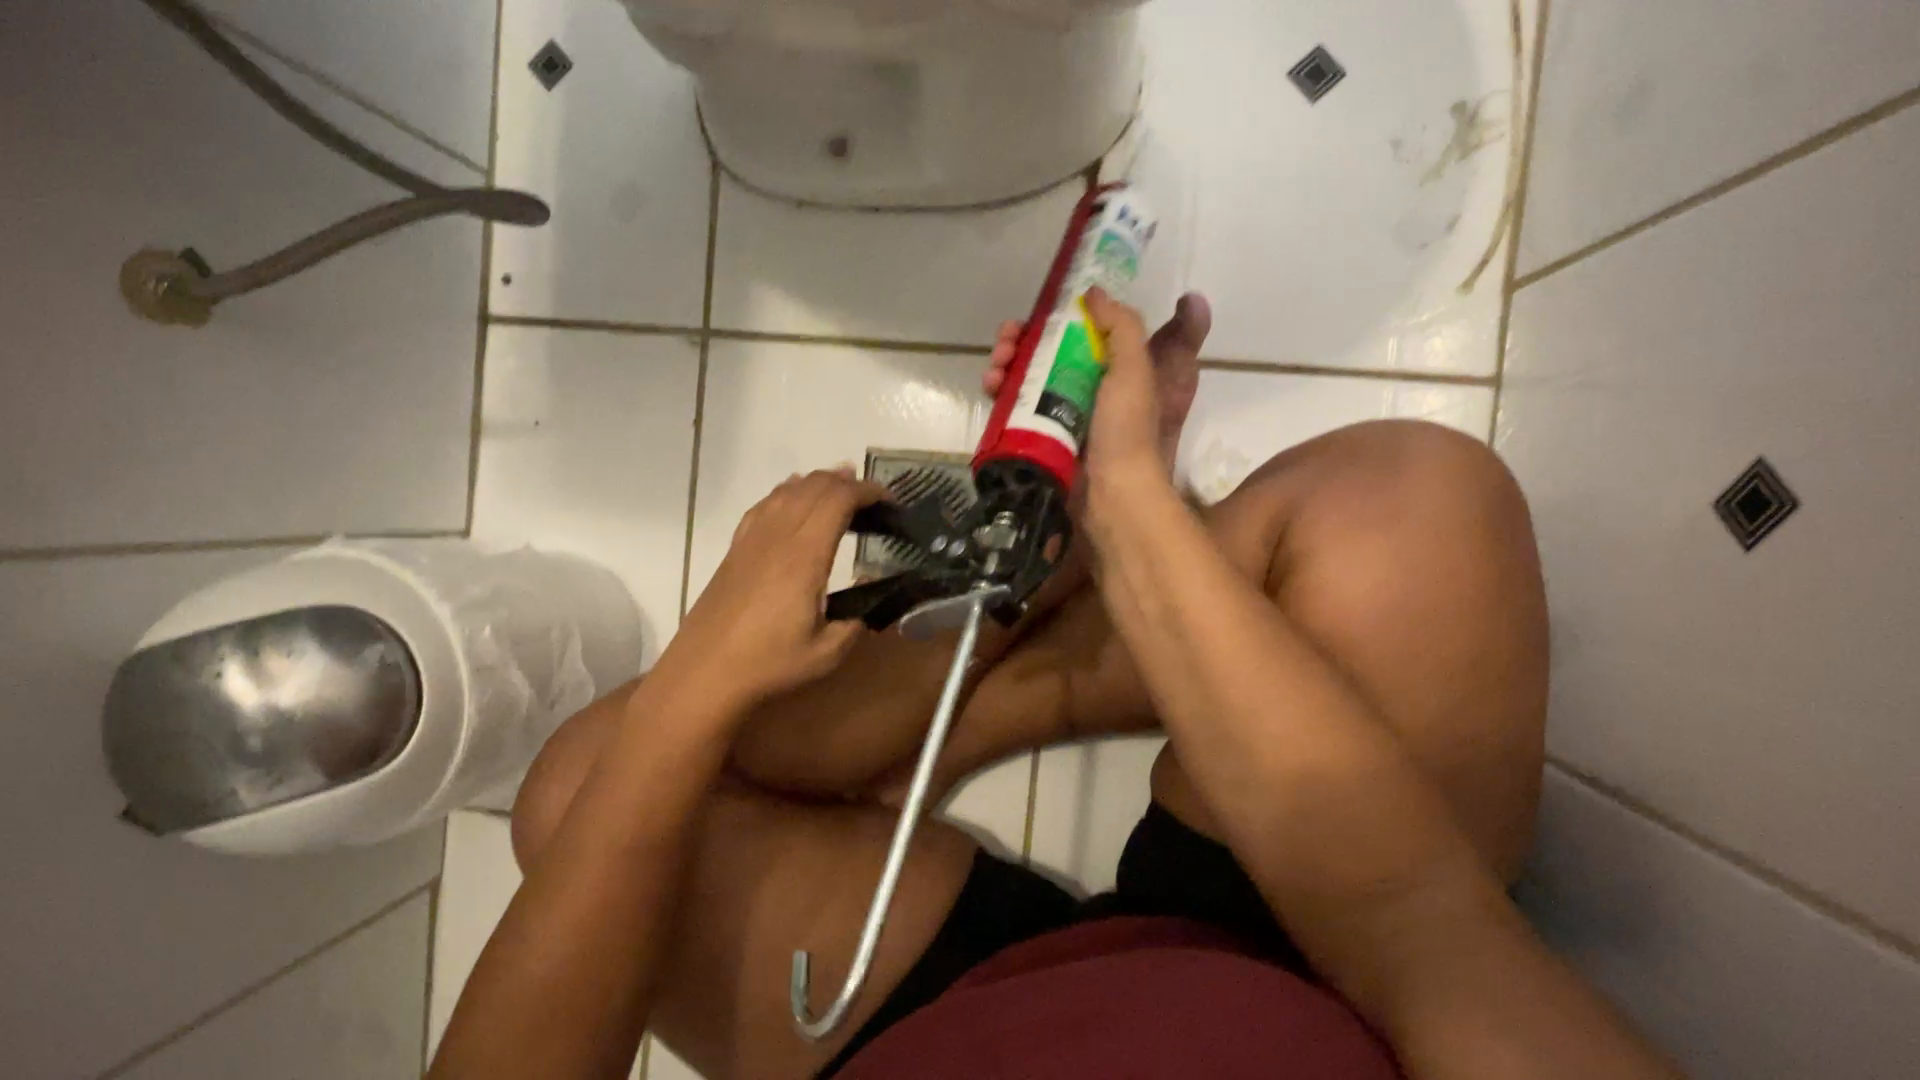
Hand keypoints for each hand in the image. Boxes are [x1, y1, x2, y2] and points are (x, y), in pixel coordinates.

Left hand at [658, 469, 887, 712]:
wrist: (704, 672)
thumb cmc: (769, 664)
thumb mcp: (827, 652)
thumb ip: (858, 618)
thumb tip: (869, 587)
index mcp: (804, 557)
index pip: (838, 501)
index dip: (866, 491)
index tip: (889, 501)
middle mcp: (778, 537)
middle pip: (814, 487)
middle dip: (847, 483)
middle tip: (872, 497)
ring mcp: (752, 540)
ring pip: (787, 490)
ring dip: (818, 483)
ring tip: (840, 488)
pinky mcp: (735, 549)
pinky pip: (764, 505)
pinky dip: (787, 492)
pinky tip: (794, 497)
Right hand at [984, 290, 1209, 482]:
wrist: (1111, 497)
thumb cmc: (1128, 432)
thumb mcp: (1136, 370)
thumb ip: (1122, 327)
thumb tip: (1094, 293)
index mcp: (1120, 371)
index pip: (1088, 331)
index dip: (1063, 317)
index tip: (1042, 310)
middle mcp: (1092, 389)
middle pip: (1052, 351)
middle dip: (1025, 339)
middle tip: (1007, 339)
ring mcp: (1065, 414)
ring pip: (1029, 377)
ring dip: (1007, 363)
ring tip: (994, 366)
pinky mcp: (1042, 437)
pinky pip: (1016, 408)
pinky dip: (1000, 393)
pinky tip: (990, 387)